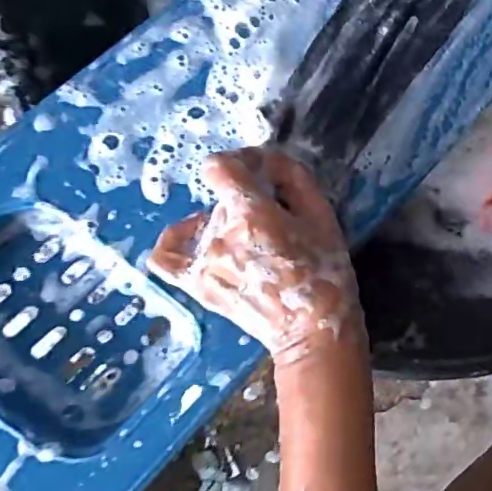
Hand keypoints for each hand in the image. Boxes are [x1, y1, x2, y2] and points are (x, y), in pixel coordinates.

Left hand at [148, 148, 363, 366]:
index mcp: (251, 215)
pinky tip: (197, 235)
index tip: (262, 172)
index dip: (241, 160)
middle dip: (249, 197)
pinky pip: (166, 255)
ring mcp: (202, 262)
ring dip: (229, 221)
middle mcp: (219, 235)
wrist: (311, 330)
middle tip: (277, 217)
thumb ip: (296, 178)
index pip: (220, 166)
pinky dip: (177, 238)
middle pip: (223, 197)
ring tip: (255, 242)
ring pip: (207, 220)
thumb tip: (271, 160)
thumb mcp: (323, 216)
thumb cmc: (325, 271)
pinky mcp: (195, 284)